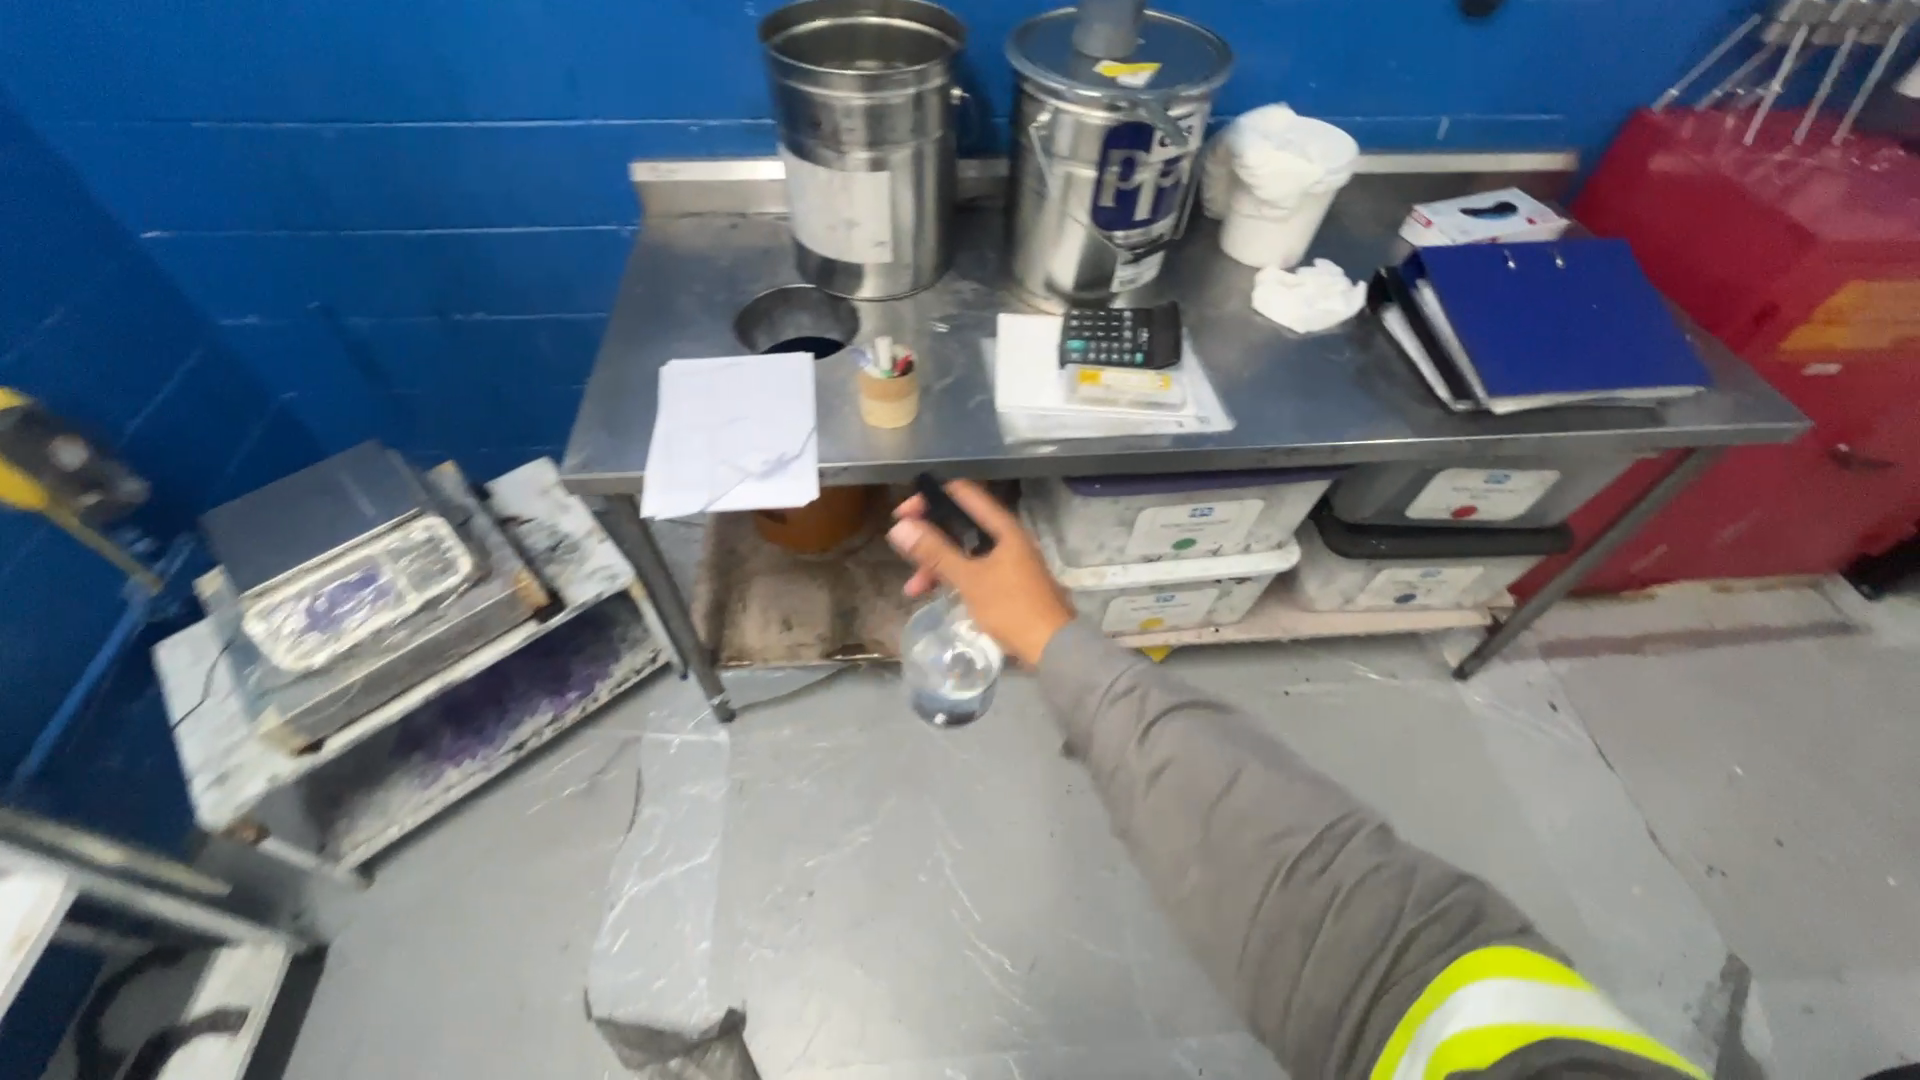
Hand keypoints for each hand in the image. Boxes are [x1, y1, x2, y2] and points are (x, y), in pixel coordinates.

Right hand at [887, 480, 1075, 666]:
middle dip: (930, 537)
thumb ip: (935, 552)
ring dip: (937, 563)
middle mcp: (1006, 537)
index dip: (931, 498)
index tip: (904, 514)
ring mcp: (1007, 560)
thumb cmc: (1012, 608)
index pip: (962, 493)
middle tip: (904, 549)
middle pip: (960, 524)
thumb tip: (900, 527)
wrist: (1052, 646)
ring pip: (964, 550)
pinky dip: (952, 577)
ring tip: (914, 588)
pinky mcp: (1006, 582)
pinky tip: (934, 593)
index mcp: (1003, 527)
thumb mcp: (969, 579)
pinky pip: (972, 569)